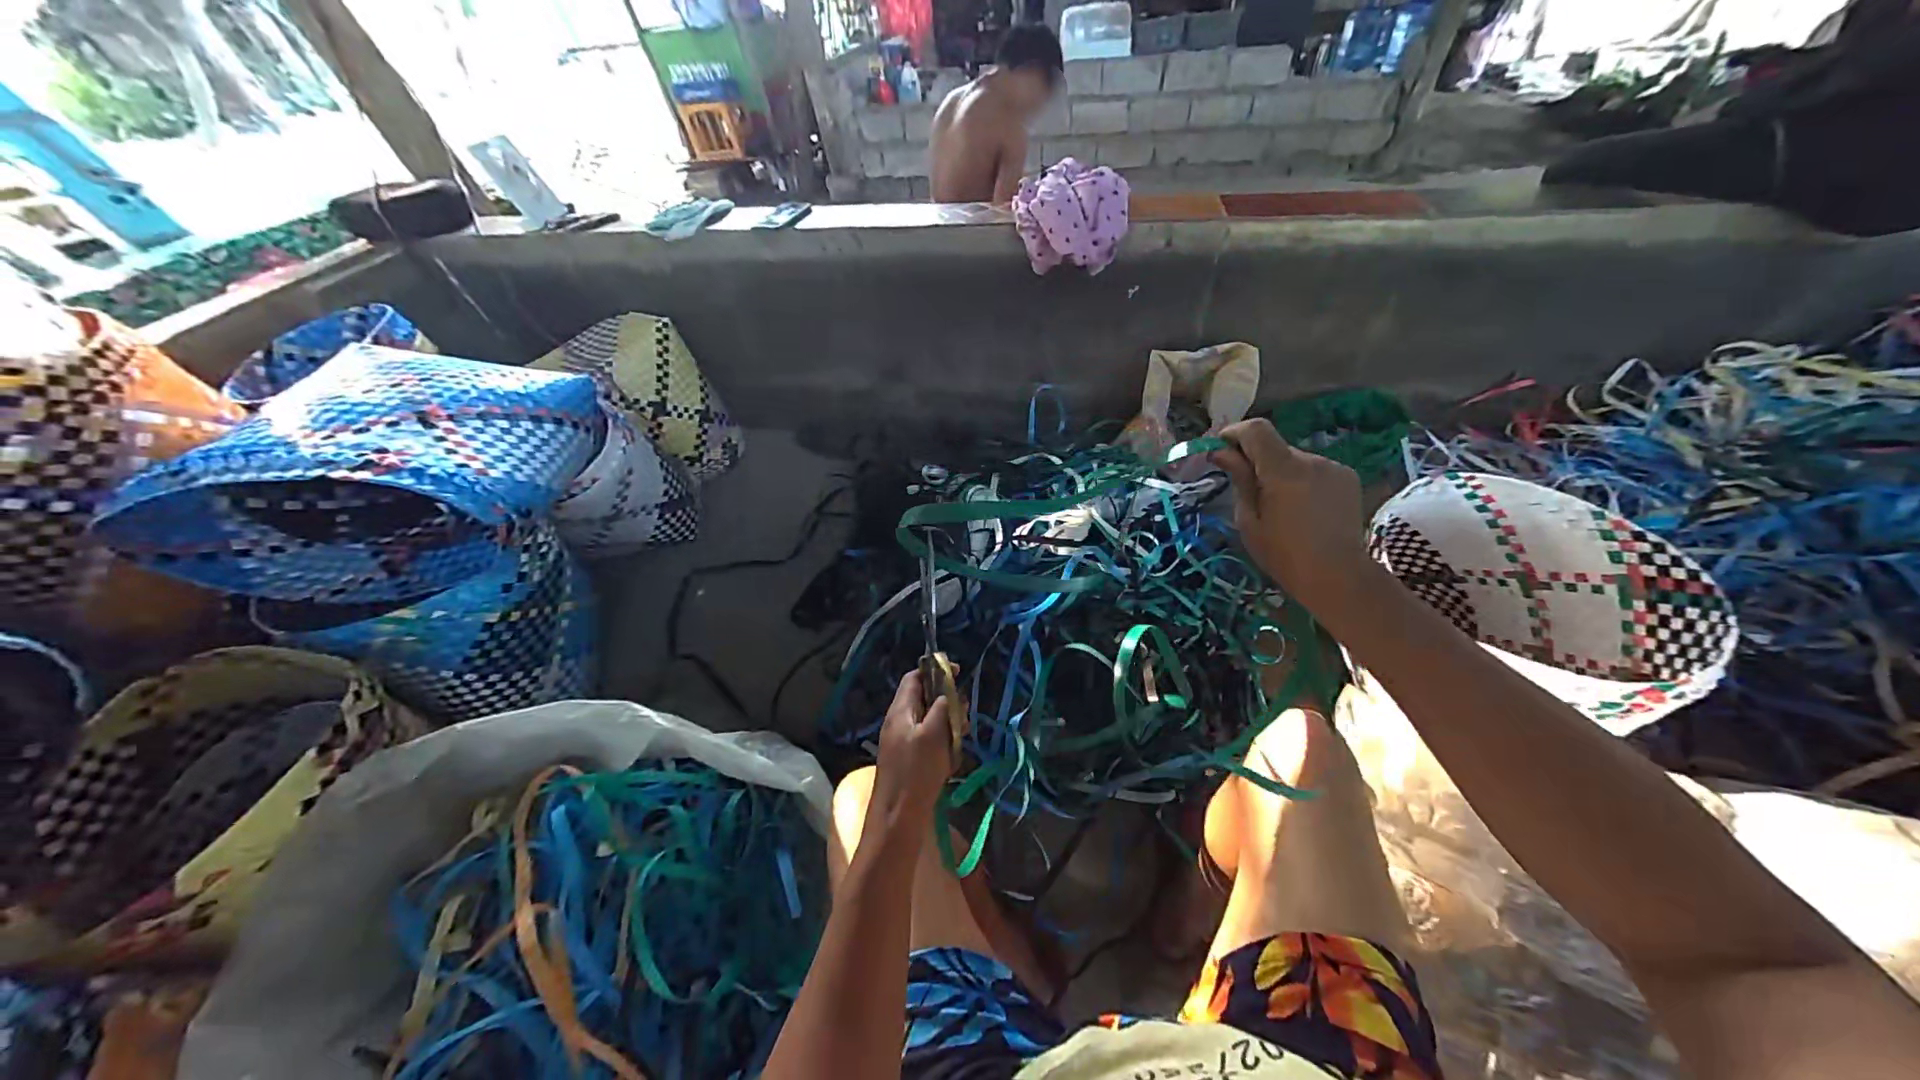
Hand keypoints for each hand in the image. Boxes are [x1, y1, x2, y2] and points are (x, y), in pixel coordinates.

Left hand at [869, 670, 955, 834]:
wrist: (898, 817)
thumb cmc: (916, 772)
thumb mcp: (933, 734)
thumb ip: (940, 708)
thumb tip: (946, 692)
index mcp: (900, 711)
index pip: (914, 678)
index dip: (935, 671)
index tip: (959, 674)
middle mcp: (899, 723)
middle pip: (923, 699)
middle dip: (946, 702)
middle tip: (963, 715)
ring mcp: (902, 742)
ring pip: (929, 721)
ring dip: (947, 724)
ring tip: (959, 738)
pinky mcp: (909, 760)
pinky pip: (929, 741)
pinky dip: (943, 743)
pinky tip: (952, 759)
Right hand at [1212, 419, 1373, 610]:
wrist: (1338, 576)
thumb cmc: (1284, 555)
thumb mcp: (1249, 521)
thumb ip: (1239, 479)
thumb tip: (1221, 452)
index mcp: (1284, 471)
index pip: (1256, 430)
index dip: (1233, 433)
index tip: (1220, 450)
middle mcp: (1312, 460)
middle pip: (1275, 447)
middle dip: (1256, 460)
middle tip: (1247, 491)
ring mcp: (1334, 468)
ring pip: (1294, 460)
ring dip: (1280, 473)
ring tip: (1278, 506)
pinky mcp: (1348, 478)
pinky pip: (1314, 470)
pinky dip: (1301, 481)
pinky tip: (1302, 509)